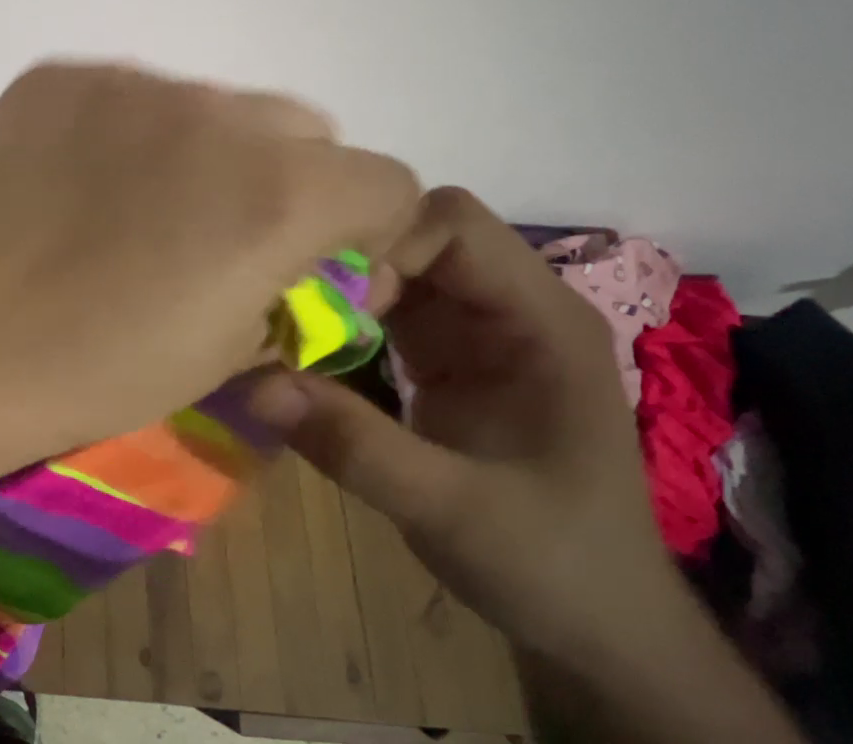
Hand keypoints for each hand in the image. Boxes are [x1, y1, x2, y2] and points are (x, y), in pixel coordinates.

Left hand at [0, 62, 420, 478]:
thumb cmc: (97, 372)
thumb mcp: (228, 352)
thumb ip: (303, 293)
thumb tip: (342, 267)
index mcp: (280, 191)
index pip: (386, 182)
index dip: (360, 232)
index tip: (307, 264)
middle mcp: (217, 112)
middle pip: (300, 130)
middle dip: (282, 182)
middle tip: (213, 237)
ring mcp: (128, 84)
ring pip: (210, 105)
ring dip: (200, 150)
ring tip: (130, 211)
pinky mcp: (57, 78)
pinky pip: (125, 95)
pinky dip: (122, 133)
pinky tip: (74, 184)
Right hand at [248, 187, 683, 663]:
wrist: (600, 624)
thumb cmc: (552, 562)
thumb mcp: (449, 510)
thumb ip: (354, 444)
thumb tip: (252, 384)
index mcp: (539, 321)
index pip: (451, 226)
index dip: (381, 245)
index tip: (323, 303)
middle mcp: (509, 310)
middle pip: (415, 238)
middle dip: (346, 265)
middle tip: (287, 314)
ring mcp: (476, 334)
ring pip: (392, 271)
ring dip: (334, 293)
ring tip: (280, 330)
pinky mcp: (445, 361)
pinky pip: (381, 313)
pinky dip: (338, 323)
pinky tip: (300, 354)